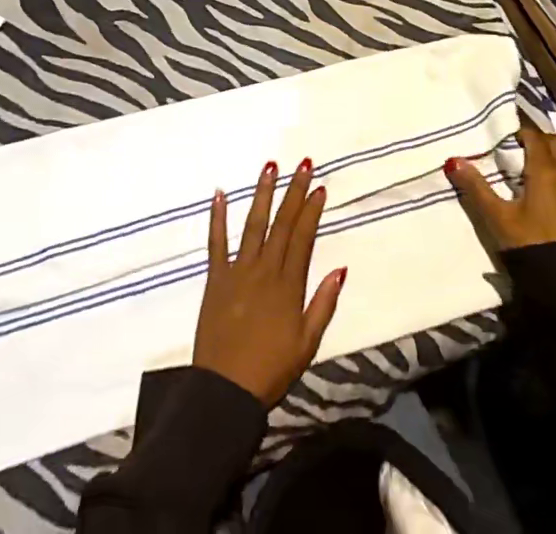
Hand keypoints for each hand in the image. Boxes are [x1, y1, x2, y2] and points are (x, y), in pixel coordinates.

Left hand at [193, 159, 344, 405]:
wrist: (224, 391)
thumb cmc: (271, 369)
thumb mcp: (308, 342)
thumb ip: (324, 303)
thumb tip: (340, 268)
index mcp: (289, 284)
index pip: (303, 237)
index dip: (311, 210)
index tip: (319, 187)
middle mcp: (264, 270)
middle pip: (282, 224)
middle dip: (293, 192)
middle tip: (302, 164)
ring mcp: (237, 272)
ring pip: (253, 225)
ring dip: (262, 194)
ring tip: (270, 167)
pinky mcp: (215, 280)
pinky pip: (216, 244)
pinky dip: (218, 218)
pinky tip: (220, 194)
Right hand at [444, 125, 555, 250]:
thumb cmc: (532, 243)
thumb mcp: (498, 218)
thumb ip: (476, 188)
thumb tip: (453, 161)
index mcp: (546, 169)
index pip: (534, 136)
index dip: (520, 131)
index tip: (506, 135)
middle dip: (539, 140)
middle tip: (519, 149)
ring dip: (553, 157)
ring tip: (534, 170)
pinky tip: (552, 193)